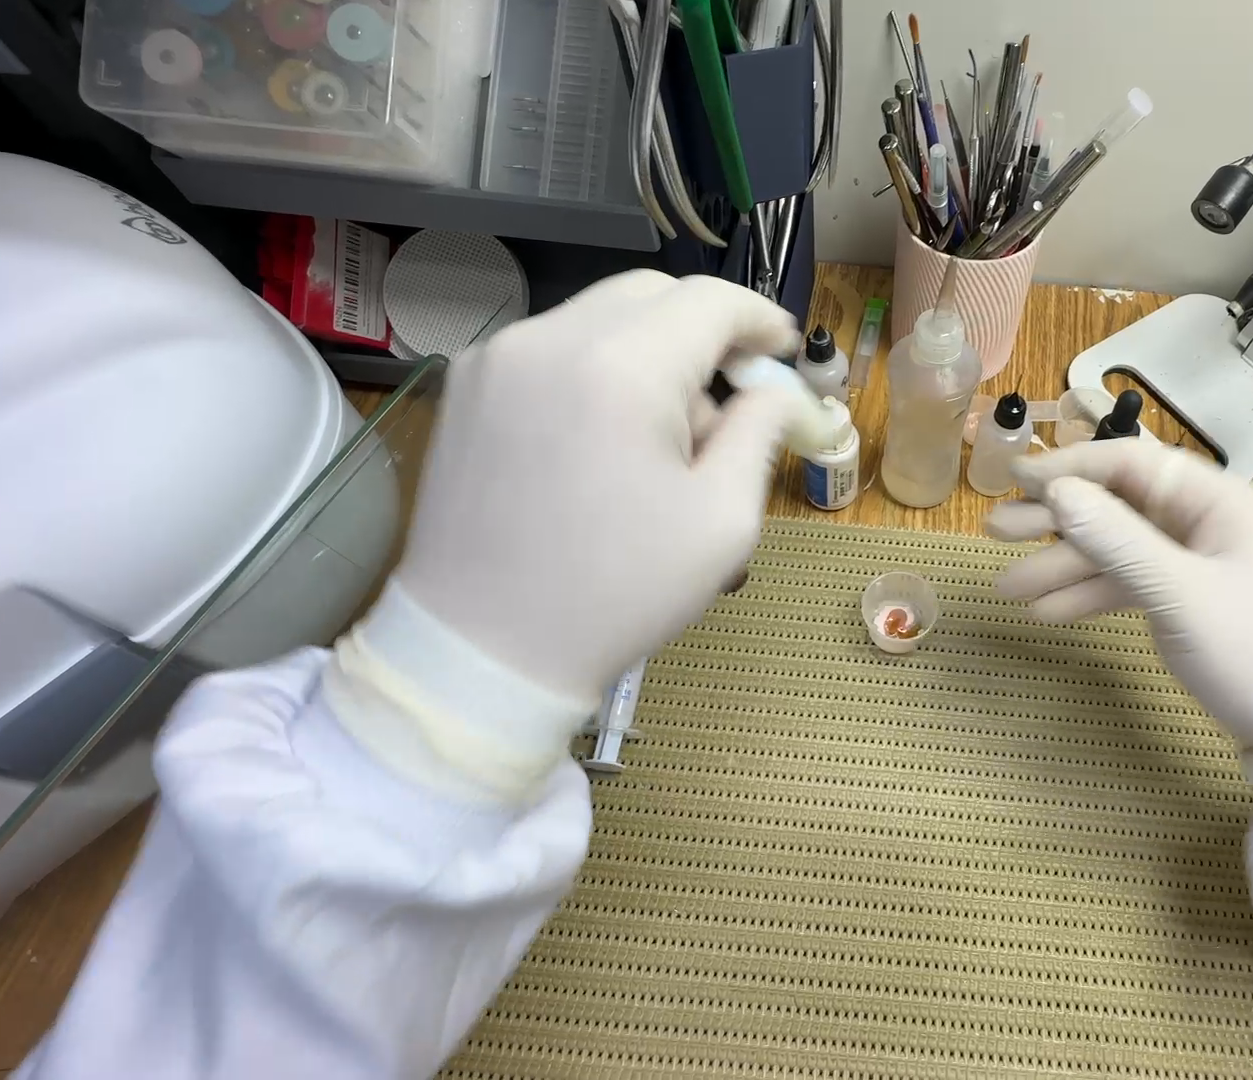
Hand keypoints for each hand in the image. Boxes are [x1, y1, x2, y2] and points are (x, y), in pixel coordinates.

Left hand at [321, 271, 805, 801]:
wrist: (484, 649)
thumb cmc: (619, 594)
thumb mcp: (723, 521)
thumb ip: (760, 432)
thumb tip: (774, 388)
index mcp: (621, 369)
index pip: (710, 301)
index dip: (759, 319)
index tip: (784, 350)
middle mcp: (550, 338)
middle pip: (654, 295)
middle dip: (708, 332)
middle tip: (734, 394)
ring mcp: (497, 357)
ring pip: (604, 316)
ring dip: (655, 354)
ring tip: (666, 439)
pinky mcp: (468, 384)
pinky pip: (558, 346)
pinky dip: (604, 368)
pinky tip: (610, 439)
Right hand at [985, 439, 1252, 846]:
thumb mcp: (1182, 596)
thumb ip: (1118, 542)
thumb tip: (1058, 493)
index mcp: (1217, 501)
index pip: (1131, 464)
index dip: (1070, 467)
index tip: (1015, 477)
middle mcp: (1202, 521)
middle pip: (1115, 506)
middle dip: (1054, 520)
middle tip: (993, 530)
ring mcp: (1192, 561)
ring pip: (1114, 550)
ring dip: (1061, 567)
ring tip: (1006, 587)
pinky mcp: (1183, 598)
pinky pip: (1126, 585)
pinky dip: (1088, 596)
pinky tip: (1045, 614)